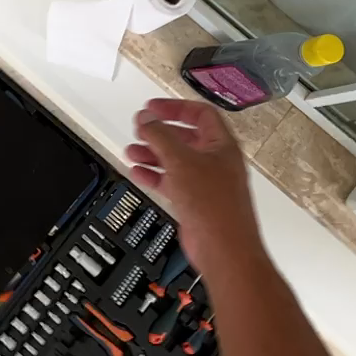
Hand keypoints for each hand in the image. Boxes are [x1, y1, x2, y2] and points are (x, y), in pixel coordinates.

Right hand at [124, 98, 262, 270]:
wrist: (223, 248)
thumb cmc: (215, 207)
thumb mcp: (181, 161)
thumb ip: (160, 136)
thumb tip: (146, 119)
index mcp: (221, 145)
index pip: (200, 114)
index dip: (175, 107)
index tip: (153, 108)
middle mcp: (215, 161)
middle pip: (184, 137)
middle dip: (159, 132)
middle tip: (140, 130)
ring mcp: (205, 182)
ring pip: (175, 160)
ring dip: (152, 154)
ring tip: (132, 151)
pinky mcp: (194, 200)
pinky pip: (170, 181)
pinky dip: (153, 175)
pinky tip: (139, 173)